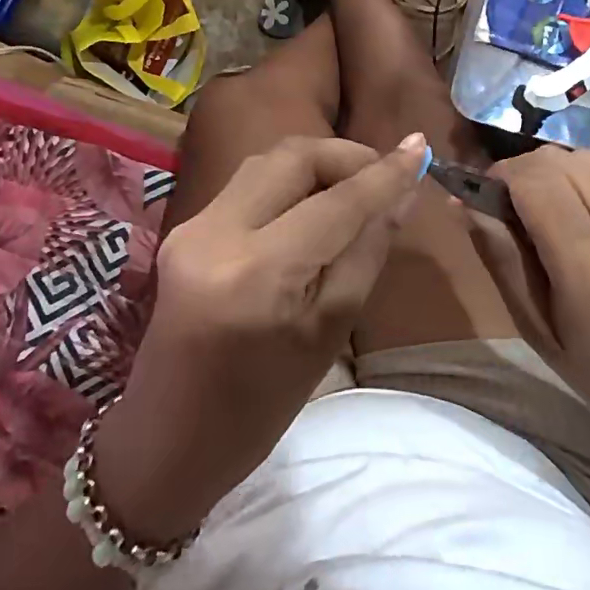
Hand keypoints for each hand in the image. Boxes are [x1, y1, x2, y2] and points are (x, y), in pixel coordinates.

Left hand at [92, 134, 428, 541]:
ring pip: (267, 163)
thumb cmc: (260, 408)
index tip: (422, 148)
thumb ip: (366, 254)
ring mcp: (191, 228)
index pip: (336, 202)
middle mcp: (216, 234)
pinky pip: (247, 186)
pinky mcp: (183, 230)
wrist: (168, 440)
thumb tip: (401, 196)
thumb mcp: (328, 335)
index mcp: (257, 274)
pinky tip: (314, 209)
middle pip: (293, 157)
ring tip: (355, 191)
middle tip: (384, 178)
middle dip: (346, 156)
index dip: (385, 173)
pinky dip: (290, 185)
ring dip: (318, 166)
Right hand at [466, 145, 589, 460]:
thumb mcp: (536, 326)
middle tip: (518, 205)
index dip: (501, 175)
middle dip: (529, 172)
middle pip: (563, 159)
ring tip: (560, 212)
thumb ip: (499, 256)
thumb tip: (461, 200)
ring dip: (565, 175)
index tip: (488, 193)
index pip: (534, 180)